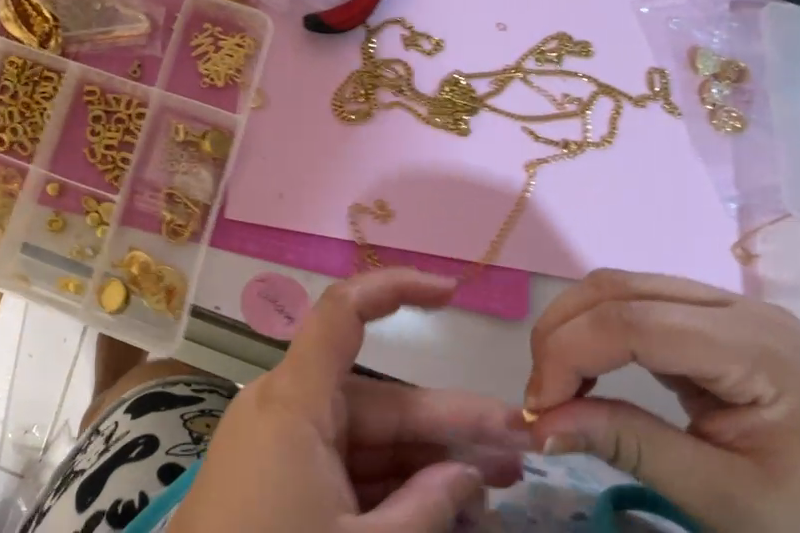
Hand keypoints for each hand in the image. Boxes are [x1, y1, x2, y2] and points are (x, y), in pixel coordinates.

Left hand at [171, 269, 526, 532]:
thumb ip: (426, 508)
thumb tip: (471, 473)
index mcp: (294, 401)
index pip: (342, 315)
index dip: (395, 290)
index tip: (451, 293)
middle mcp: (285, 409)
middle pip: (377, 399)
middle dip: (448, 424)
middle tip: (522, 450)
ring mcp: (279, 446)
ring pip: (365, 438)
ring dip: (427, 461)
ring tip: (499, 485)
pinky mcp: (277, 480)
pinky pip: (342, 467)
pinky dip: (390, 485)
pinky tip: (444, 508)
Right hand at [523, 269, 799, 532]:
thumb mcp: (724, 498)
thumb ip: (627, 444)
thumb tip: (535, 422)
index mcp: (757, 347)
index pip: (629, 322)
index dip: (566, 355)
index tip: (535, 410)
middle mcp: (743, 309)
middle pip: (619, 289)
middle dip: (562, 333)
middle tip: (540, 396)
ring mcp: (738, 312)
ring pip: (625, 289)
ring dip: (578, 328)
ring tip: (560, 387)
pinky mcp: (729, 328)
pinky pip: (646, 308)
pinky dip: (605, 334)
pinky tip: (597, 375)